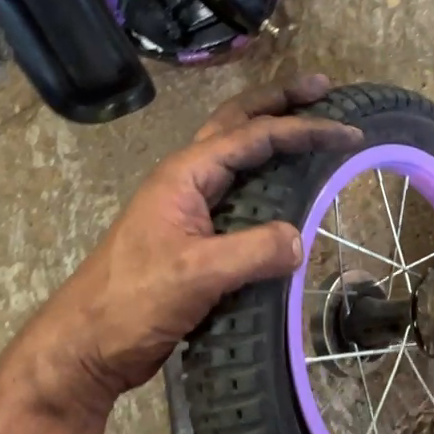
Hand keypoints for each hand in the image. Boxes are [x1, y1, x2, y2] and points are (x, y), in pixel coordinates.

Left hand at [13, 76, 362, 418]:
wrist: (86, 347)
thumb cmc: (132, 302)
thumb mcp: (196, 275)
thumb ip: (253, 251)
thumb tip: (301, 239)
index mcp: (186, 174)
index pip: (254, 136)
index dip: (304, 129)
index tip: (348, 132)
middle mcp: (188, 178)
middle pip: (239, 122)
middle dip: (281, 101)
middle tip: (324, 87)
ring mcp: (190, 205)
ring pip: (237, 151)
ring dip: (272, 130)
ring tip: (309, 121)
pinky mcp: (196, 234)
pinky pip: (240, 189)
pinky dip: (267, 174)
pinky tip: (287, 185)